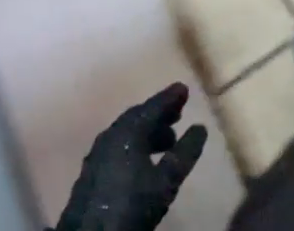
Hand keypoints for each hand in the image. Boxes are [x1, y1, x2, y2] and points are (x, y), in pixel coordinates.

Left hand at [52, 83, 207, 230]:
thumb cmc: (132, 204)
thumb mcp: (166, 181)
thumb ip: (185, 153)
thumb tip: (200, 128)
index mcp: (127, 131)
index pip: (152, 107)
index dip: (169, 98)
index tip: (184, 89)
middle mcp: (110, 135)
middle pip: (138, 117)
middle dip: (160, 113)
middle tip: (179, 112)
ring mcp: (98, 152)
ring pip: (127, 133)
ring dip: (149, 131)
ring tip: (169, 141)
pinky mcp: (93, 170)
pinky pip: (118, 145)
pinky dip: (136, 144)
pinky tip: (145, 159)